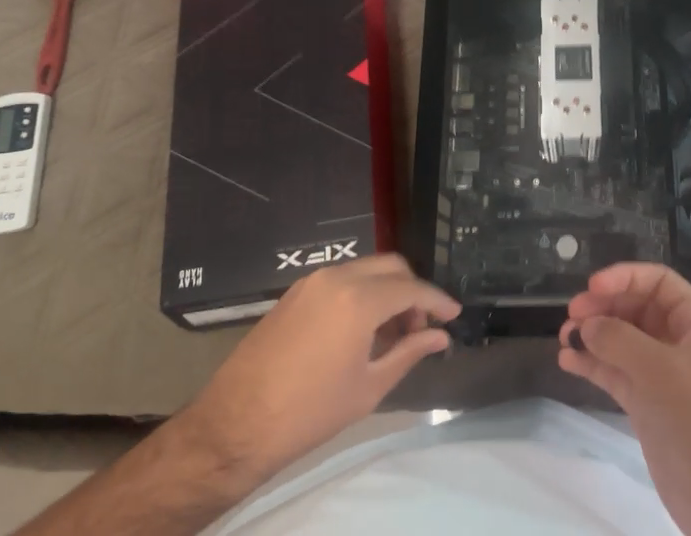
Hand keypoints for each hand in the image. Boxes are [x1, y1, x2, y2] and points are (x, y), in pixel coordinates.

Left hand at [173, 254, 459, 483]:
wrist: (236, 424)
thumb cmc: (311, 411)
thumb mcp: (370, 386)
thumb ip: (409, 352)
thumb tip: (440, 336)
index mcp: (359, 299)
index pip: (412, 288)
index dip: (438, 301)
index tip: (454, 316)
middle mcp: (337, 278)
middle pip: (390, 267)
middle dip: (413, 290)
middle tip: (422, 327)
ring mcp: (310, 282)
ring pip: (364, 269)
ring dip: (386, 290)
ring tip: (393, 333)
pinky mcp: (293, 294)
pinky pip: (340, 280)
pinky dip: (361, 293)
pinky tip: (362, 329)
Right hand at [559, 264, 690, 535]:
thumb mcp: (661, 370)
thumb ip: (619, 340)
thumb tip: (586, 325)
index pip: (659, 283)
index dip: (624, 278)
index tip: (590, 286)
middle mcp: (682, 343)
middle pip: (638, 310)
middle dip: (604, 307)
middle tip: (572, 315)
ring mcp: (665, 376)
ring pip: (624, 343)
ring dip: (594, 336)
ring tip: (563, 338)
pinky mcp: (650, 405)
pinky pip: (618, 374)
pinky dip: (594, 366)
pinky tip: (568, 361)